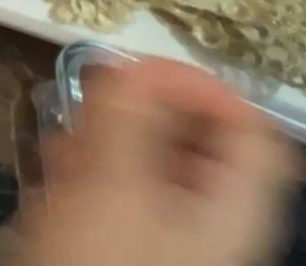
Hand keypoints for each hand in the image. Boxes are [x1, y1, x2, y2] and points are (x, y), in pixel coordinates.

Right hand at [22, 58, 298, 265]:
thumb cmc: (103, 257)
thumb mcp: (113, 184)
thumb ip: (128, 117)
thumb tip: (138, 60)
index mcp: (232, 204)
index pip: (248, 127)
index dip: (200, 87)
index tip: (134, 67)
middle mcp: (208, 211)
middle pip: (189, 136)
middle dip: (131, 113)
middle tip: (89, 112)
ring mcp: (165, 224)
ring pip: (143, 153)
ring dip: (100, 138)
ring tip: (65, 150)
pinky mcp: (123, 230)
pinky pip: (113, 178)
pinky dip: (85, 164)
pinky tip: (57, 173)